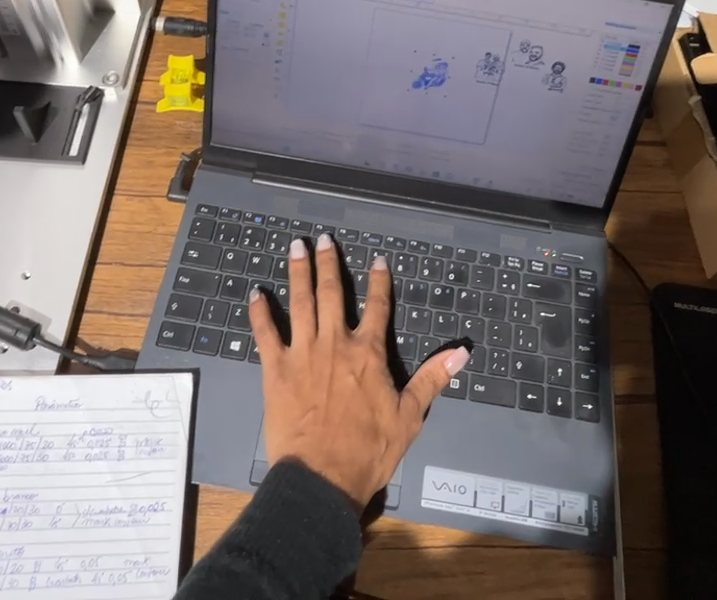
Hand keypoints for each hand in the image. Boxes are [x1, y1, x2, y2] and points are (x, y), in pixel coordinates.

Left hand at [248, 233, 468, 505]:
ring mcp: (303, 352)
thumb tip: (461, 352)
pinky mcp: (276, 369)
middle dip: (329, 263)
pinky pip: (265, 333)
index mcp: (368, 352)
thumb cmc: (368, 449)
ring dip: (298, 272)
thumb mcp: (410, 416)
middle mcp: (335, 342)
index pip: (378, 306)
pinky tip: (255, 293)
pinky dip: (259, 312)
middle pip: (332, 293)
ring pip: (300, 302)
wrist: (322, 478)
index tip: (378, 258)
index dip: (380, 281)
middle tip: (324, 239)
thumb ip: (433, 379)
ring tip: (296, 246)